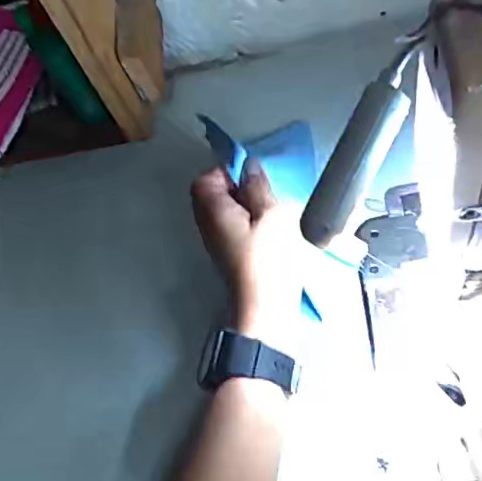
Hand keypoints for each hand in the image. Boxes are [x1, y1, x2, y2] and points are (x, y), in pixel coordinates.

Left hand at [191, 160, 304, 352]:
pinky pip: (239, 232)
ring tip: (275, 223)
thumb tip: (249, 168)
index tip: (260, 182)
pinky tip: (273, 241)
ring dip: (252, 212)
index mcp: (210, 206)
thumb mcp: (271, 214)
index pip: (212, 173)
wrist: (266, 311)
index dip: (236, 172)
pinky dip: (254, 230)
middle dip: (245, 192)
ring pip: (232, 213)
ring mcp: (217, 243)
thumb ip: (258, 186)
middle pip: (220, 193)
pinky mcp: (231, 259)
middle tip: (269, 202)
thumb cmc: (268, 263)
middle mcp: (207, 223)